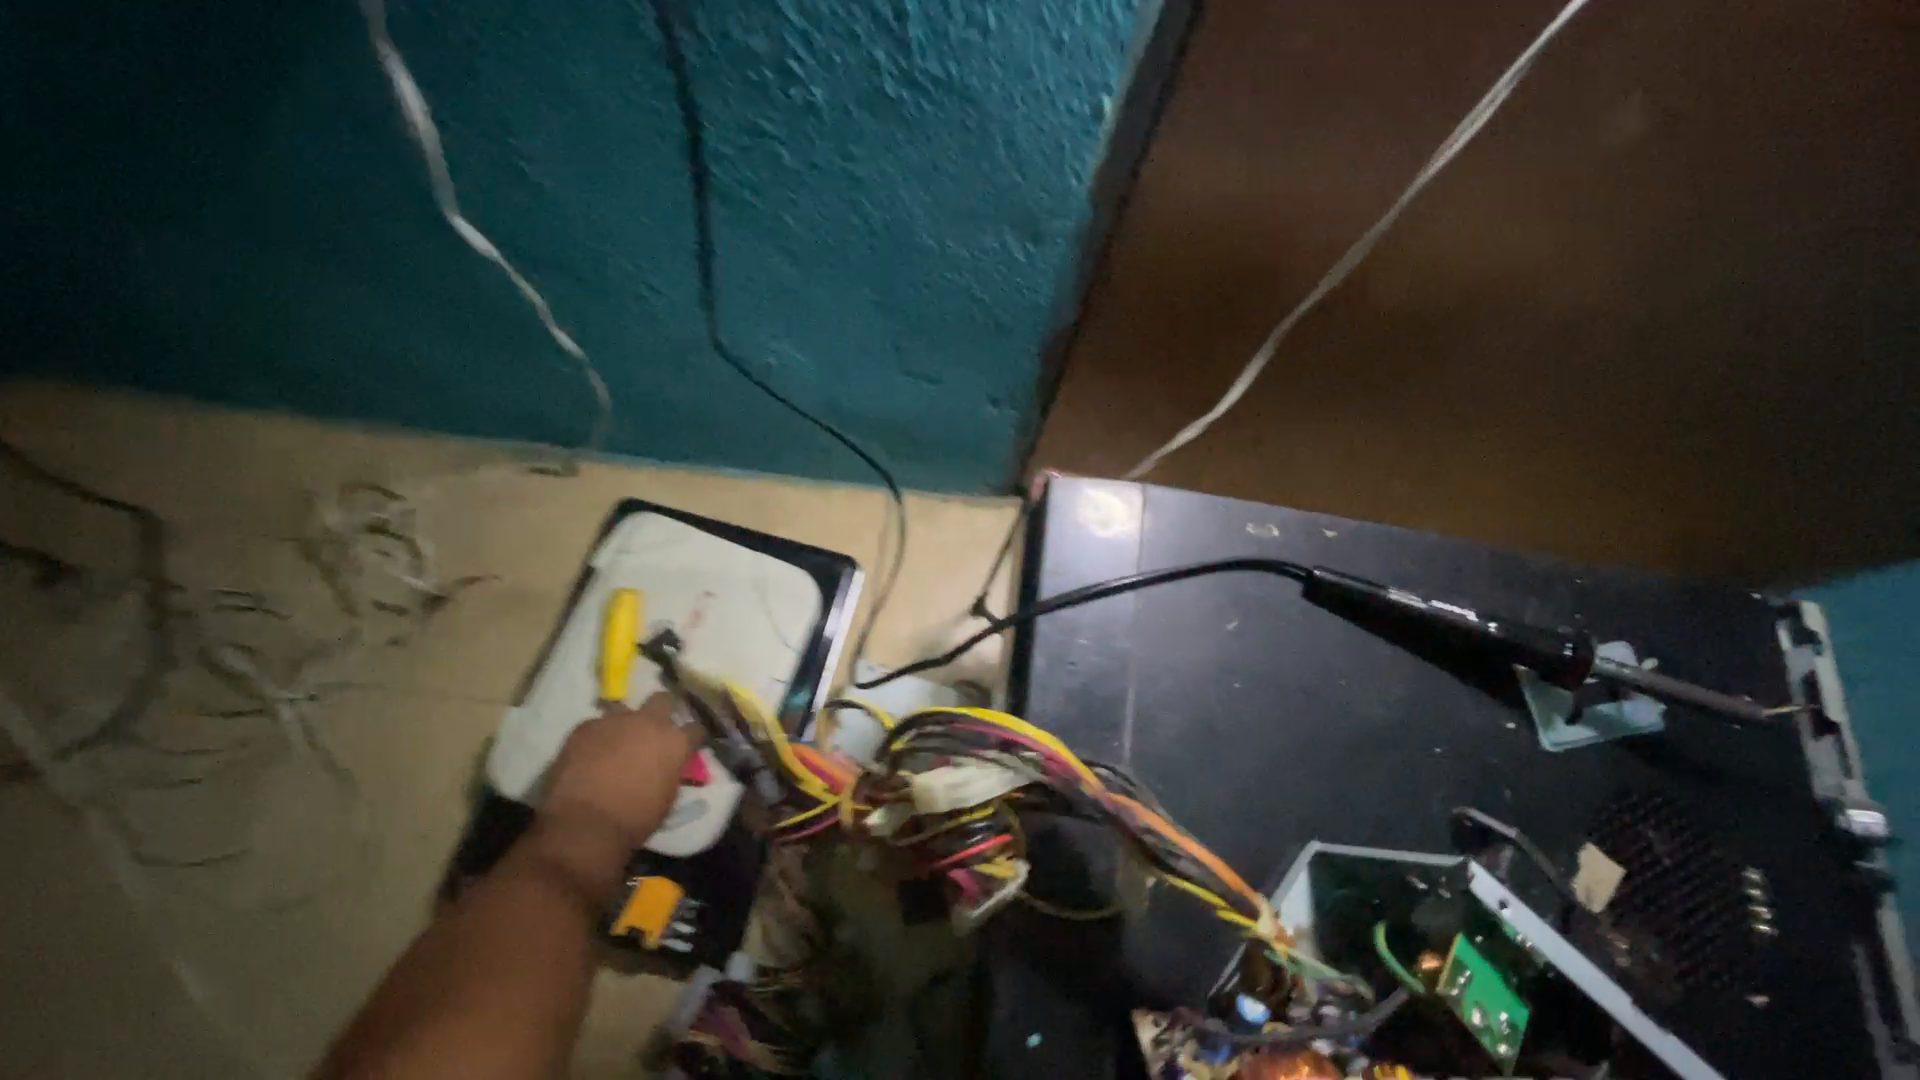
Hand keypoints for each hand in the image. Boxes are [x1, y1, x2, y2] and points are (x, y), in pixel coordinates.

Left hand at [541, 693, 701, 850]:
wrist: (584, 824)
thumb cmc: (634, 819)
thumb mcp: (667, 798)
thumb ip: (670, 773)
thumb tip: (667, 767)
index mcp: (675, 742)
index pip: (695, 728)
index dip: (691, 737)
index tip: (687, 746)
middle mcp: (649, 722)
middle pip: (663, 700)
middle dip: (662, 710)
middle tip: (654, 730)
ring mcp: (615, 721)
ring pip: (625, 711)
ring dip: (625, 725)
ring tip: (616, 745)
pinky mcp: (584, 727)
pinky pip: (596, 726)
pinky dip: (597, 738)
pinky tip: (590, 755)